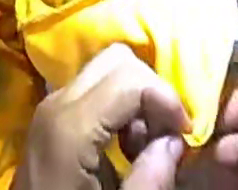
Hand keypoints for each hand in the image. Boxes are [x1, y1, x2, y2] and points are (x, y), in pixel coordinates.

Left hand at [17, 44, 191, 189]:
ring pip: (104, 68)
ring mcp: (50, 105)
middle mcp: (57, 101)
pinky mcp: (50, 116)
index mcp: (70, 126)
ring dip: (135, 97)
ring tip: (145, 146)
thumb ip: (150, 180)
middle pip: (115, 59)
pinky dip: (118, 103)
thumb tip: (175, 141)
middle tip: (168, 135)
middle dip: (150, 89)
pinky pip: (92, 87)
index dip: (165, 99)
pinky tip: (125, 146)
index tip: (187, 135)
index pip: (129, 78)